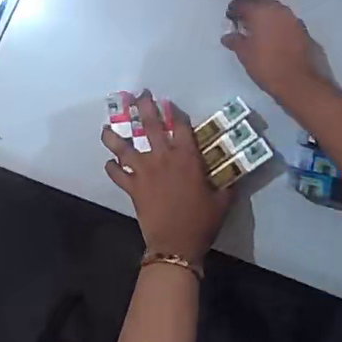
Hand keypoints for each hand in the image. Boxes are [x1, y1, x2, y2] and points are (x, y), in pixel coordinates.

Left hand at [102, 92, 232, 261]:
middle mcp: (162, 158)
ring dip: (113, 136)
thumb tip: (235, 175)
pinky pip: (116, 174)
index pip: (181, 127)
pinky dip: (111, 168)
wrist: (177, 244)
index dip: (176, 113)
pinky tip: (109, 164)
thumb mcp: (221, 201)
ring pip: (123, 147)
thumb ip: (226, 184)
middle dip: (143, 107)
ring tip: (106, 128)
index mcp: (186, 158)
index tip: (170, 105)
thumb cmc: (201, 222)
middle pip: (149, 125)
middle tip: (138, 96)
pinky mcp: (131, 186)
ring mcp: (144, 171)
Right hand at [221, 0, 323, 96]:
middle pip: (261, 2)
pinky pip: (287, 23)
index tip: (230, 20)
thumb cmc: (267, 65)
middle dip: (251, 10)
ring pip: (276, 12)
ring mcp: (294, 20)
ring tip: (259, 32)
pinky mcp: (305, 32)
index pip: (242, 2)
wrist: (301, 83)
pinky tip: (274, 40)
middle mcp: (279, 10)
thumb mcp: (244, 54)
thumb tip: (228, 36)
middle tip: (244, 23)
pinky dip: (278, 27)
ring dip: (266, 18)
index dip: (233, 10)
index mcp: (261, 11)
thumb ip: (235, 41)